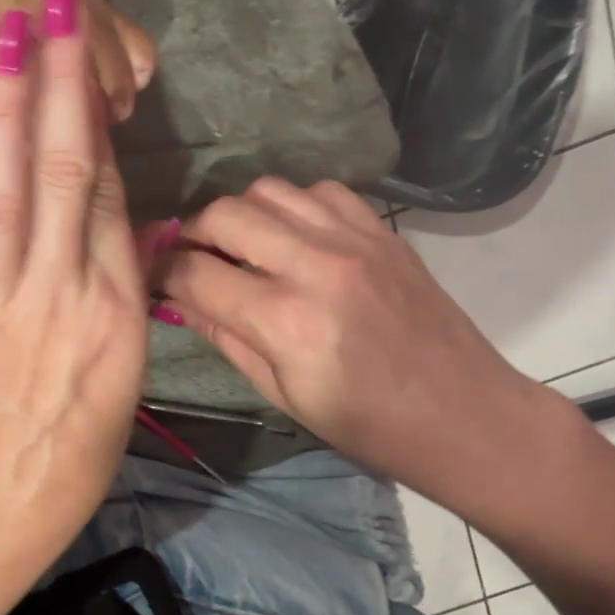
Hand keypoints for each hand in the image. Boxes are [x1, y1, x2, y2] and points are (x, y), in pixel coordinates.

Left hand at [0, 0, 148, 539]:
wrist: (7, 501)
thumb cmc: (83, 437)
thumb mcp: (130, 361)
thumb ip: (128, 279)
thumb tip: (130, 210)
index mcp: (114, 301)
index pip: (107, 189)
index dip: (96, 115)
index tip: (85, 48)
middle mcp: (58, 289)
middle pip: (65, 171)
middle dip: (61, 82)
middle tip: (54, 2)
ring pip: (1, 195)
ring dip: (1, 112)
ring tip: (1, 38)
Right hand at [154, 178, 554, 492]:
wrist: (466, 415)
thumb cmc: (364, 424)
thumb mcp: (280, 393)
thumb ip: (222, 334)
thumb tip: (173, 297)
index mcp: (286, 322)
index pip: (194, 273)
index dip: (159, 272)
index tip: (148, 277)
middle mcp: (316, 267)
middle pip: (223, 215)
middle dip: (191, 234)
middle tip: (189, 259)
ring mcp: (355, 241)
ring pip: (268, 190)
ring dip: (239, 215)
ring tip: (240, 246)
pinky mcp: (383, 231)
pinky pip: (319, 191)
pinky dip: (292, 207)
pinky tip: (292, 237)